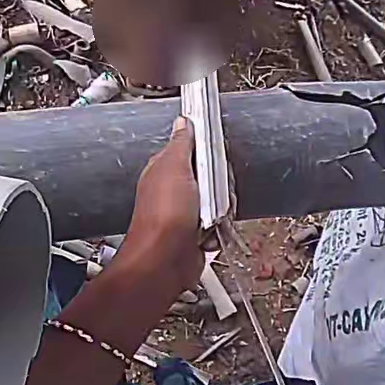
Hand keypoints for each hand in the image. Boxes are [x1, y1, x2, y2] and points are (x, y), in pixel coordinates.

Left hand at [109, 116, 205, 303]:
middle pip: (212, 177)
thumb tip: (183, 122)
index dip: (208, 154)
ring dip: (220, 211)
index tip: (215, 160)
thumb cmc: (163, 218)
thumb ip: (181, 143)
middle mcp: (174, 191)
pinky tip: (207, 233)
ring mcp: (185, 213)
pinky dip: (218, 230)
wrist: (164, 262)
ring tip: (209, 217)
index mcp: (164, 170)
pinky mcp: (196, 233)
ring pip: (219, 202)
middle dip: (220, 187)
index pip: (194, 150)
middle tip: (211, 194)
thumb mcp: (174, 168)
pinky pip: (220, 225)